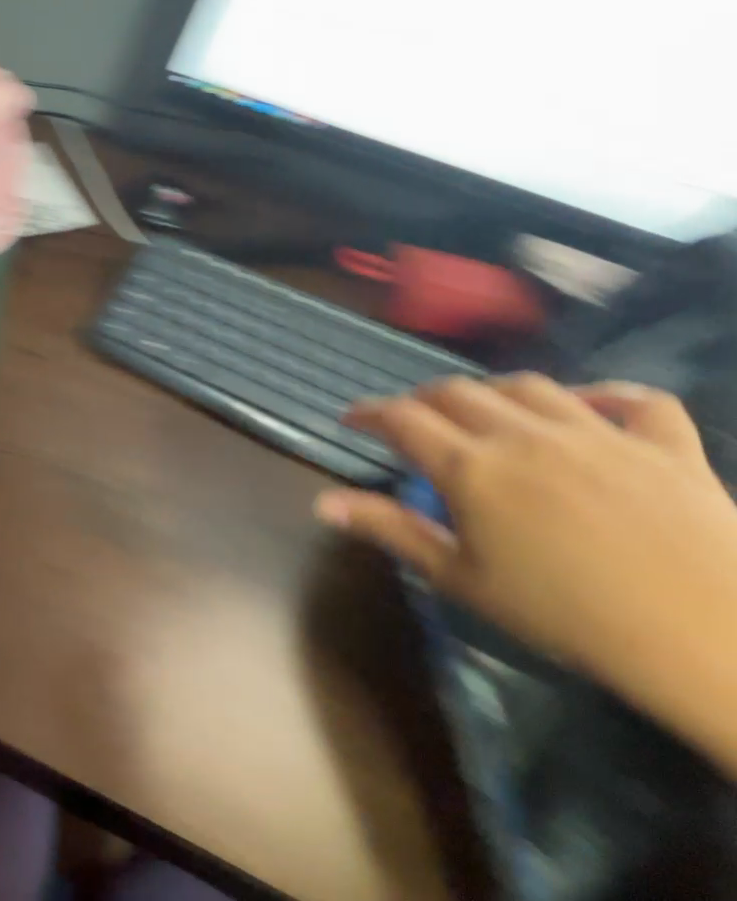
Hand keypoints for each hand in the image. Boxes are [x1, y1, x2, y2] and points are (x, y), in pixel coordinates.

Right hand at [315, 375, 736, 771]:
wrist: (705, 635)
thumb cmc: (563, 614)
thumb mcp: (460, 578)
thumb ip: (391, 531)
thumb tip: (323, 502)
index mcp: (471, 468)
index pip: (402, 419)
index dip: (369, 412)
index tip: (352, 419)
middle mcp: (527, 436)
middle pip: (459, 392)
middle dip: (423, 398)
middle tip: (410, 416)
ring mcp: (602, 435)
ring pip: (533, 387)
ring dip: (495, 390)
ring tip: (484, 407)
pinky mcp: (668, 447)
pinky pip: (637, 401)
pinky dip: (606, 394)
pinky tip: (589, 404)